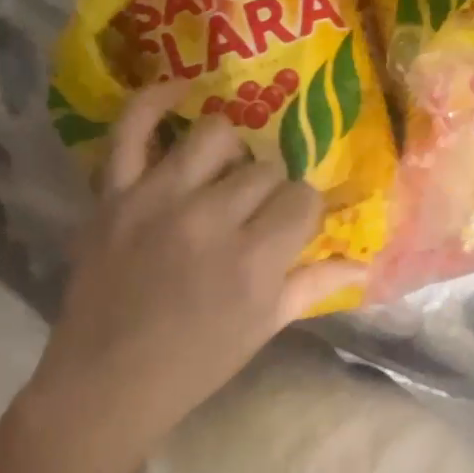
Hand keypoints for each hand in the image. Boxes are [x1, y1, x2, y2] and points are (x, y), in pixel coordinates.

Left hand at [17, 83, 365, 468]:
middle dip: (267, 191)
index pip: (302, 200)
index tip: (288, 228)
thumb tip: (364, 263)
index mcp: (254, 261)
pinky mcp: (114, 193)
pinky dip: (154, 101)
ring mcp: (158, 198)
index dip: (301, 212)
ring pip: (215, 136)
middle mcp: (211, 218)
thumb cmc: (192, 367)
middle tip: (250, 216)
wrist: (108, 380)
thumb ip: (310, 288)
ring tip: (220, 177)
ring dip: (229, 153)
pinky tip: (178, 91)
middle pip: (263, 170)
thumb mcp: (259, 331)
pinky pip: (132, 127)